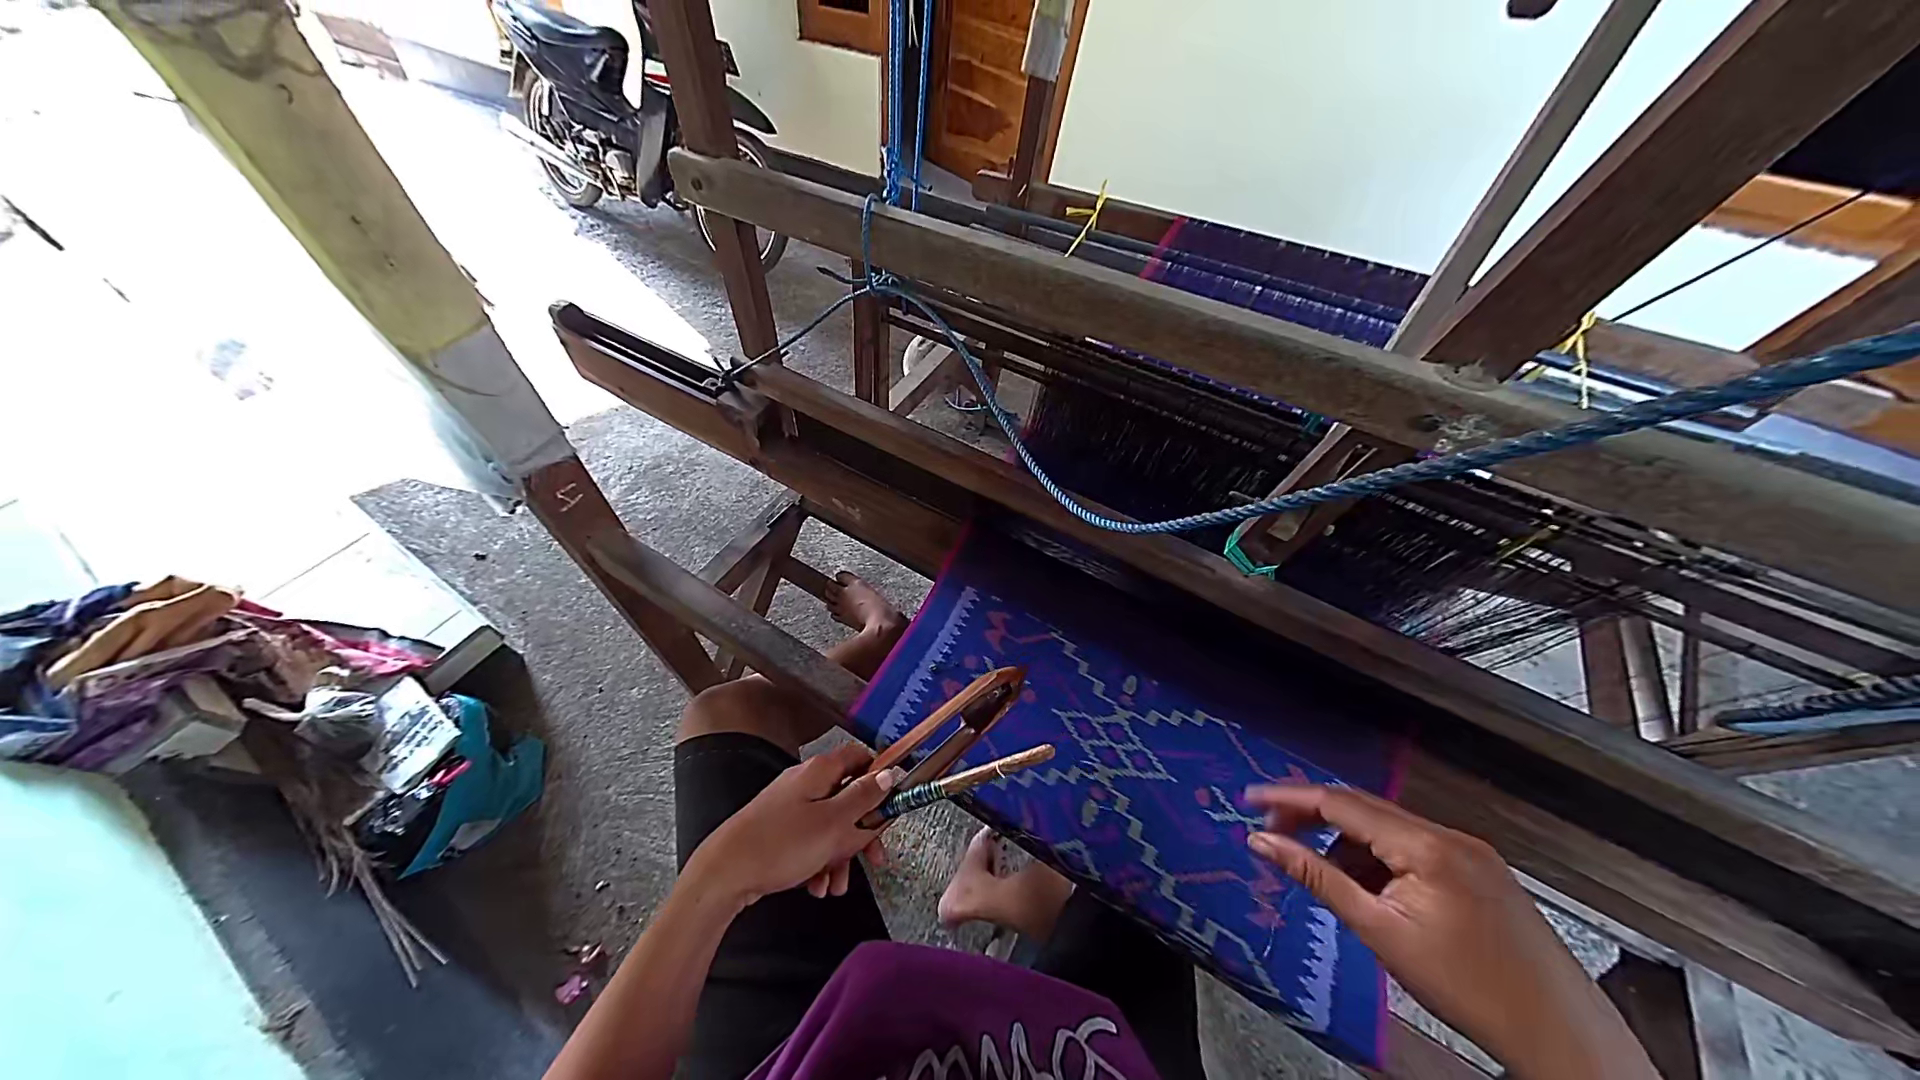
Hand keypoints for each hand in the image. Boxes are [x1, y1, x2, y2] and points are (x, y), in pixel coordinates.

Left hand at [685, 743, 903, 906]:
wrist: (723, 875)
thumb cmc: (777, 846)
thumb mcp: (834, 824)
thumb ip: (865, 798)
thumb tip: (889, 774)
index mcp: (820, 771)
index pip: (861, 758)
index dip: (880, 779)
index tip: (891, 804)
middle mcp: (805, 782)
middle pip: (849, 797)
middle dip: (862, 830)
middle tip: (873, 855)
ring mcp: (789, 806)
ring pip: (831, 824)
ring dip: (841, 854)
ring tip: (837, 883)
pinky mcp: (778, 829)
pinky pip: (810, 841)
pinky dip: (819, 861)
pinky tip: (817, 885)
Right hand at [1244, 784, 1656, 1079]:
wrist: (1562, 1038)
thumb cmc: (1472, 990)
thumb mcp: (1377, 930)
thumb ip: (1316, 875)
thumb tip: (1264, 842)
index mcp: (1426, 845)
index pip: (1339, 802)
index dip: (1288, 796)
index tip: (1253, 797)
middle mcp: (1450, 836)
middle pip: (1361, 808)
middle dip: (1312, 818)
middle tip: (1273, 833)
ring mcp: (1469, 851)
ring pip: (1386, 829)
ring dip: (1347, 844)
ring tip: (1328, 879)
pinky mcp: (1479, 869)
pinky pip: (1412, 847)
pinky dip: (1379, 860)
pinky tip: (1370, 891)